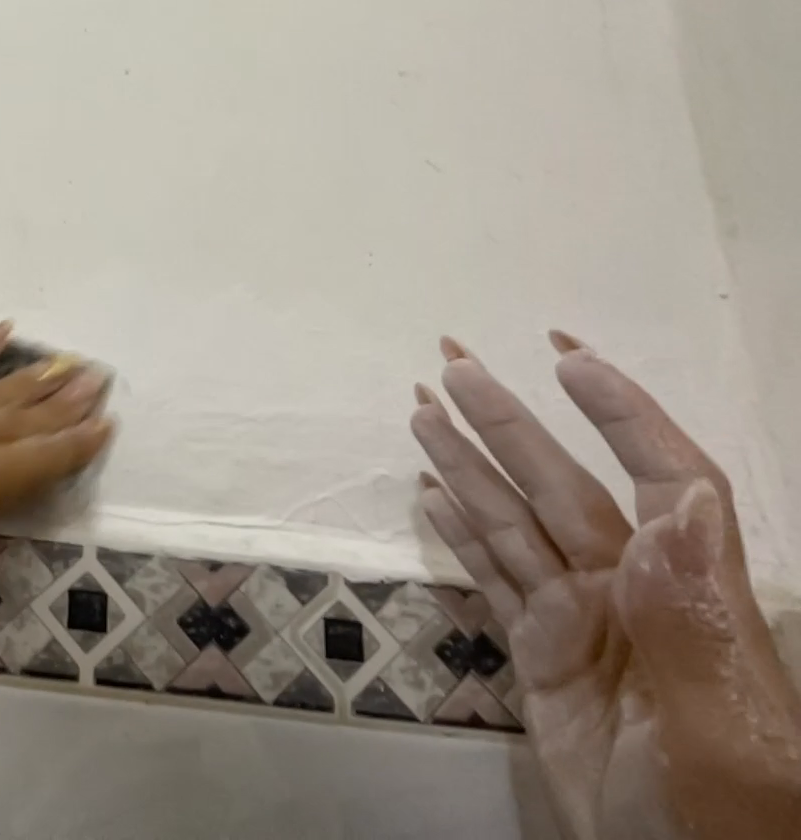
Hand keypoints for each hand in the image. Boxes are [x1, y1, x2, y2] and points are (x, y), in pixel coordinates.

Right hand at [410, 332, 800, 839]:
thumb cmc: (725, 824)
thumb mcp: (731, 736)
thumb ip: (700, 624)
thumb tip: (676, 509)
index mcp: (688, 603)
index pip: (665, 485)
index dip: (623, 418)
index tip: (568, 361)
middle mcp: (630, 594)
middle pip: (560, 488)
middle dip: (508, 422)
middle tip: (452, 364)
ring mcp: (577, 620)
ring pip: (512, 520)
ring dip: (468, 462)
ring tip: (423, 410)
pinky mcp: (535, 650)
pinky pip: (490, 573)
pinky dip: (458, 530)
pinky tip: (432, 494)